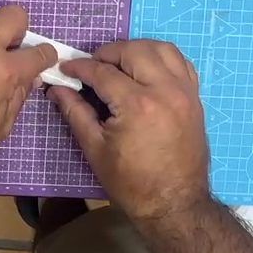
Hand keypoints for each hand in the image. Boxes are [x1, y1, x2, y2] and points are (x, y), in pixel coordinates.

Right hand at [50, 39, 211, 222]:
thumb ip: (75, 112)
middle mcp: (164, 90)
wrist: (174, 203)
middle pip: (133, 51)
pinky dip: (161, 59)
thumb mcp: (95, 148)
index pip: (102, 72)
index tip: (65, 67)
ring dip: (136, 50)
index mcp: (137, 105)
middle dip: (107, 53)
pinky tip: (145, 71)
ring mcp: (185, 92)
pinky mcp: (195, 98)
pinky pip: (181, 63)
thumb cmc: (130, 182)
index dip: (79, 67)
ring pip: (161, 49)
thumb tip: (57, 88)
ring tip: (119, 64)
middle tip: (91, 66)